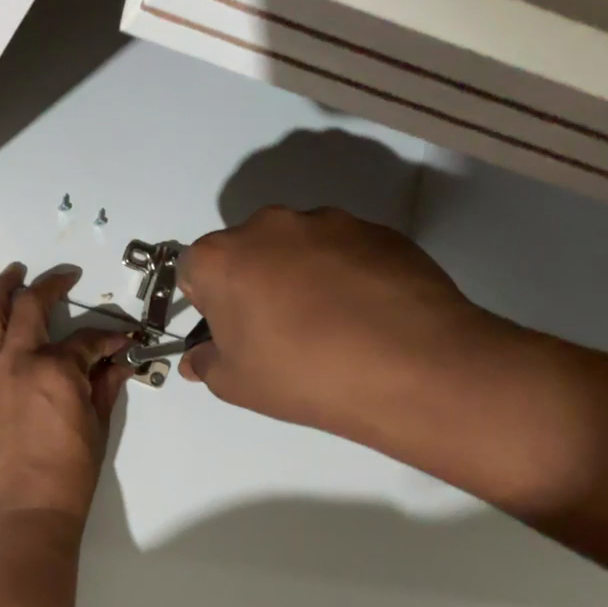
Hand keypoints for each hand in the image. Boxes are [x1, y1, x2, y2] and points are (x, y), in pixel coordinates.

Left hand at [0, 263, 136, 523]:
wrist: (26, 505)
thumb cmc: (69, 471)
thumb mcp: (98, 425)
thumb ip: (104, 385)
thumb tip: (118, 361)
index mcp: (56, 369)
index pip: (86, 339)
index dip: (107, 334)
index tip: (120, 337)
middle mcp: (17, 361)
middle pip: (30, 309)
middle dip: (50, 286)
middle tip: (63, 277)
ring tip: (12, 272)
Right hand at [178, 205, 509, 440]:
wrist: (413, 367)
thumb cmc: (301, 373)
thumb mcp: (233, 383)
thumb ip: (206, 362)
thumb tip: (201, 357)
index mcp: (220, 258)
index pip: (194, 270)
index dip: (209, 302)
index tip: (232, 330)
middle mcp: (268, 226)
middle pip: (246, 250)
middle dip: (254, 281)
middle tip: (278, 328)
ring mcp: (328, 223)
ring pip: (298, 247)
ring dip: (301, 274)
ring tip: (330, 322)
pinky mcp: (379, 231)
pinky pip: (345, 251)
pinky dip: (346, 274)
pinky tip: (364, 315)